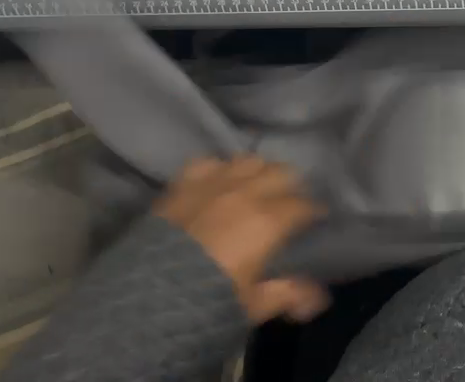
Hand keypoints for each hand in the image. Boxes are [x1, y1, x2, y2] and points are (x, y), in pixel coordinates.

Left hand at [153, 156, 330, 323]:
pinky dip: (219, 169)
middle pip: (281, 172)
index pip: (303, 204)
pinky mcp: (184, 182)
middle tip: (290, 202)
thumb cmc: (206, 302)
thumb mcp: (250, 306)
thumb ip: (286, 294)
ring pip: (249, 160)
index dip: (313, 211)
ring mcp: (213, 182)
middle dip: (290, 184)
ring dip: (258, 171)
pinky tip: (219, 180)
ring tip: (257, 186)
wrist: (147, 297)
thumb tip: (317, 297)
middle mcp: (246, 191)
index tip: (317, 219)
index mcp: (268, 220)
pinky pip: (209, 161)